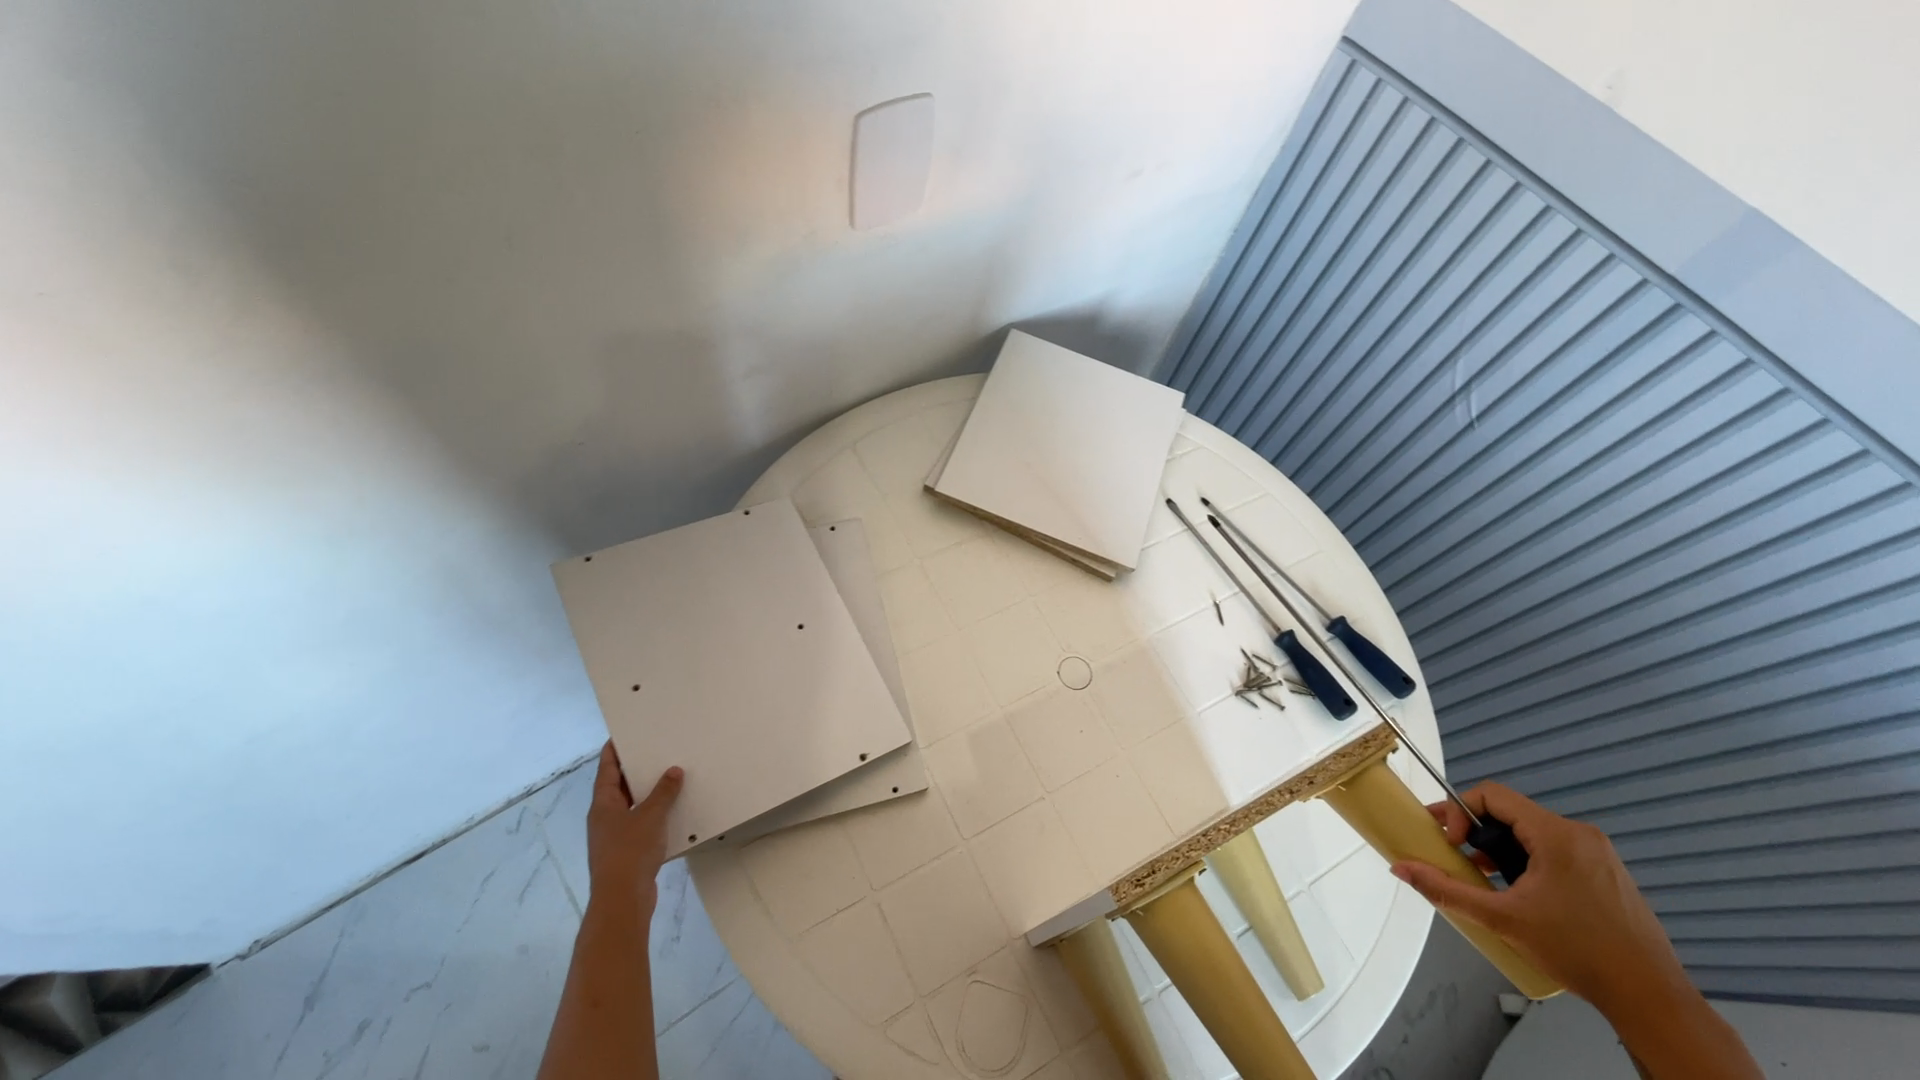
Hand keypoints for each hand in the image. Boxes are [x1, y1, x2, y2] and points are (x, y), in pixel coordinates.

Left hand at [585, 742, 682, 914]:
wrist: (622, 899)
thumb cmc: (630, 851)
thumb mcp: (650, 816)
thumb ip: (663, 792)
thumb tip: (673, 771)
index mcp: (603, 804)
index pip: (606, 769)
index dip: (613, 751)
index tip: (621, 735)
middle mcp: (604, 818)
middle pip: (618, 788)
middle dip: (635, 772)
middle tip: (654, 752)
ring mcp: (613, 837)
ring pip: (631, 808)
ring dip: (647, 796)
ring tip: (669, 780)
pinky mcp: (626, 853)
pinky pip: (640, 827)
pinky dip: (654, 818)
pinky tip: (673, 814)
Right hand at [1389, 782, 1685, 1011]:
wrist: (1649, 995)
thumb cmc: (1575, 950)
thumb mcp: (1502, 920)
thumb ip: (1446, 890)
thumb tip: (1400, 867)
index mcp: (1557, 834)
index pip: (1493, 795)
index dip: (1459, 811)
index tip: (1450, 844)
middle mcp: (1579, 834)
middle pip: (1511, 814)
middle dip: (1476, 834)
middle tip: (1457, 861)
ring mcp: (1598, 853)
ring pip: (1532, 834)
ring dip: (1500, 851)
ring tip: (1486, 883)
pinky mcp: (1607, 873)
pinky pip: (1555, 852)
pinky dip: (1527, 863)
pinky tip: (1522, 896)